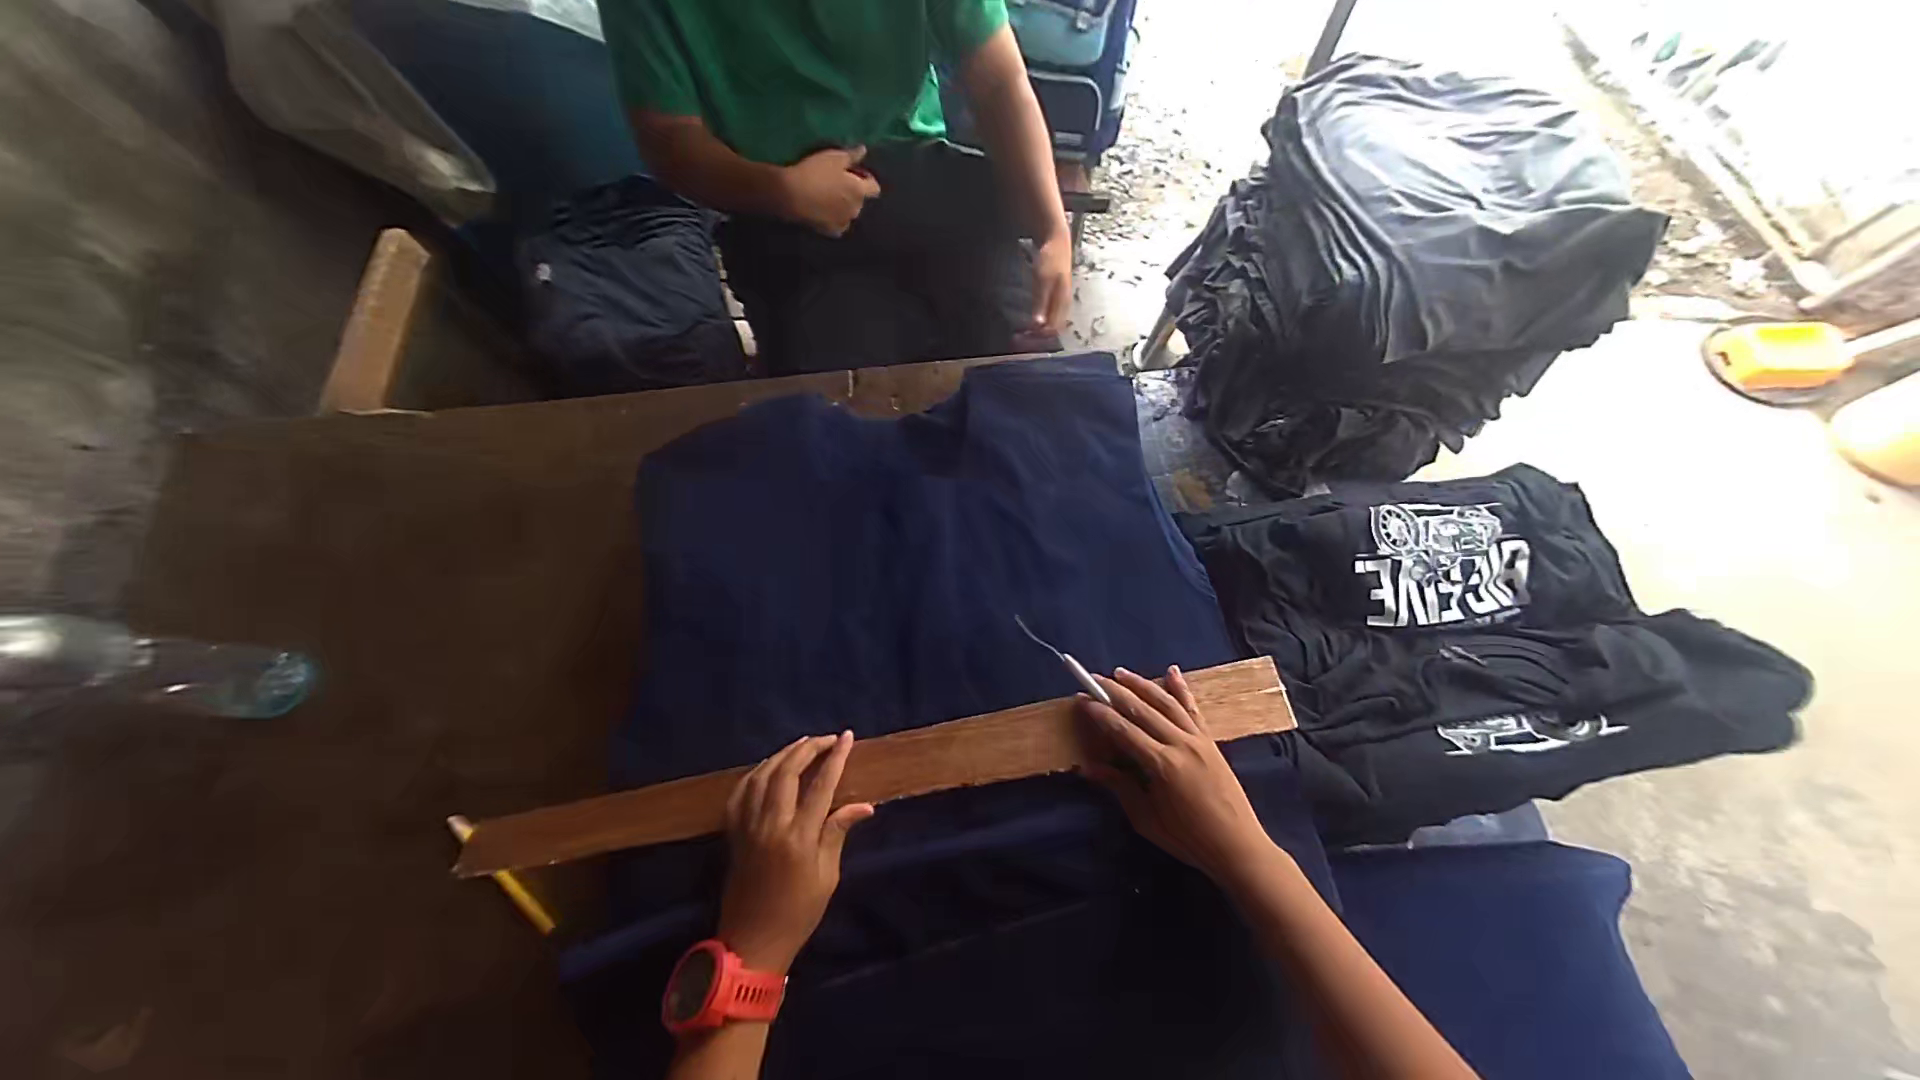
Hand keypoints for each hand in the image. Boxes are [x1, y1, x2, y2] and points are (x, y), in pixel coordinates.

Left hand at [716, 732, 873, 973]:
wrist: (751, 944)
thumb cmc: (798, 914)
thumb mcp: (827, 876)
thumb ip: (838, 833)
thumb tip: (864, 805)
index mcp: (799, 837)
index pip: (821, 785)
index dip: (835, 757)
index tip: (847, 738)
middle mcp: (771, 825)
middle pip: (788, 772)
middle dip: (809, 748)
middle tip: (827, 739)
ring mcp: (748, 827)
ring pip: (762, 776)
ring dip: (783, 755)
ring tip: (802, 745)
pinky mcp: (733, 834)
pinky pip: (740, 793)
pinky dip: (755, 773)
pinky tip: (768, 767)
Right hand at [778, 147, 881, 236]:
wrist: (792, 196)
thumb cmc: (815, 173)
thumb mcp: (834, 157)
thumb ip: (851, 156)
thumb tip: (863, 150)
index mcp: (859, 192)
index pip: (875, 188)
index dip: (868, 180)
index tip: (856, 173)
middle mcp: (856, 210)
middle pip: (860, 201)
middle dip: (853, 193)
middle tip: (837, 183)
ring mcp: (844, 223)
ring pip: (849, 213)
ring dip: (844, 207)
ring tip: (829, 198)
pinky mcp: (831, 232)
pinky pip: (838, 225)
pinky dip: (834, 219)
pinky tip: (824, 212)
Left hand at [1030, 229, 1071, 334]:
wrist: (1056, 240)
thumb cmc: (1050, 258)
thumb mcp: (1043, 280)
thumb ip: (1041, 302)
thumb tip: (1038, 325)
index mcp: (1063, 303)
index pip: (1052, 329)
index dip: (1037, 337)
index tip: (1020, 338)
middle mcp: (1063, 305)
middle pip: (1052, 329)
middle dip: (1036, 337)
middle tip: (1017, 339)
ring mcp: (1060, 301)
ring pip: (1050, 324)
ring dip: (1036, 331)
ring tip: (1020, 334)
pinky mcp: (1055, 297)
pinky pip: (1048, 317)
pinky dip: (1037, 323)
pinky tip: (1028, 323)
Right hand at [1076, 666, 1273, 880]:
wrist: (1238, 847)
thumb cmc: (1188, 839)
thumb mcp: (1146, 818)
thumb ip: (1119, 787)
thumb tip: (1088, 768)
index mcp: (1162, 765)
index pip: (1123, 730)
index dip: (1100, 713)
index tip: (1081, 699)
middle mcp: (1180, 745)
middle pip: (1141, 709)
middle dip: (1114, 692)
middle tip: (1093, 679)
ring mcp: (1198, 740)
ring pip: (1165, 702)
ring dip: (1141, 684)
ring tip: (1120, 673)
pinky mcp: (1211, 741)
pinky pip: (1192, 708)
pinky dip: (1181, 688)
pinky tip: (1172, 671)